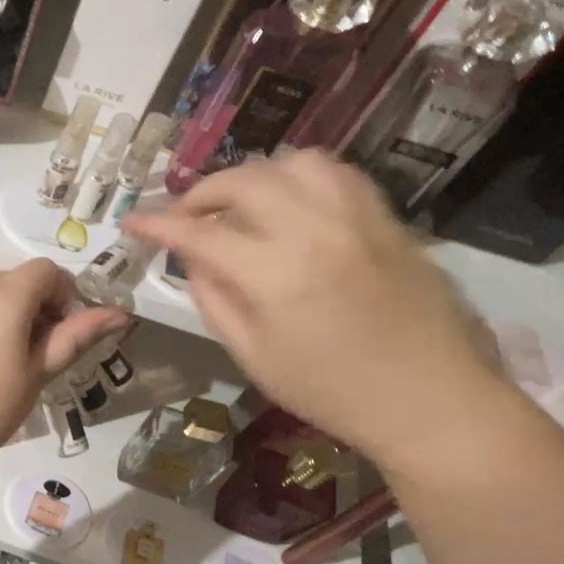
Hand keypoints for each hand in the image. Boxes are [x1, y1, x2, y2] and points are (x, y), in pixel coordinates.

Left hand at [0, 258, 128, 467]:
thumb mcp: (38, 373)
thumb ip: (75, 337)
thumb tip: (119, 314)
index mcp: (4, 297)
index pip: (46, 270)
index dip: (65, 293)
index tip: (67, 331)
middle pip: (17, 280)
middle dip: (40, 305)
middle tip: (45, 351)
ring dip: (13, 315)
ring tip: (15, 363)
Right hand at [121, 152, 505, 464]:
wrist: (431, 401)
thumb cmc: (331, 393)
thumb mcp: (254, 358)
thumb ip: (215, 301)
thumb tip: (194, 261)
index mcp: (277, 275)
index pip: (200, 234)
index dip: (158, 225)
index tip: (132, 222)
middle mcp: (317, 231)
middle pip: (244, 181)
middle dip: (201, 192)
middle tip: (184, 216)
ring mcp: (359, 218)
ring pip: (295, 162)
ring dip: (254, 176)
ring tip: (239, 205)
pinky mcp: (388, 220)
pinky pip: (338, 174)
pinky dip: (301, 177)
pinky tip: (290, 204)